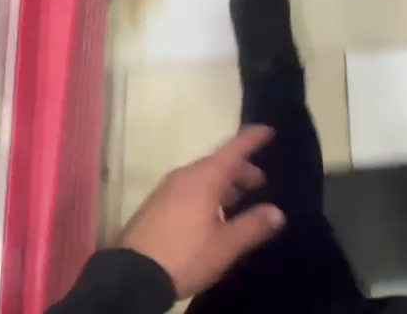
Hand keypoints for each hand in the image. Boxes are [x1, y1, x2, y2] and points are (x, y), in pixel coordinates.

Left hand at [117, 125, 285, 297]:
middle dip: (241, 169)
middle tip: (258, 183)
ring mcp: (167, 188)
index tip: (268, 130)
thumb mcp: (224, 246)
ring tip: (235, 200)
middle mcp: (186, 174)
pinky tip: (208, 214)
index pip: (235, 148)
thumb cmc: (183, 255)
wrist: (130, 277)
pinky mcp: (155, 205)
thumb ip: (252, 226)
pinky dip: (205, 192)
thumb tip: (277, 212)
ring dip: (222, 183)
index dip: (253, 138)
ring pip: (202, 176)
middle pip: (219, 162)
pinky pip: (188, 188)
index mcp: (205, 177)